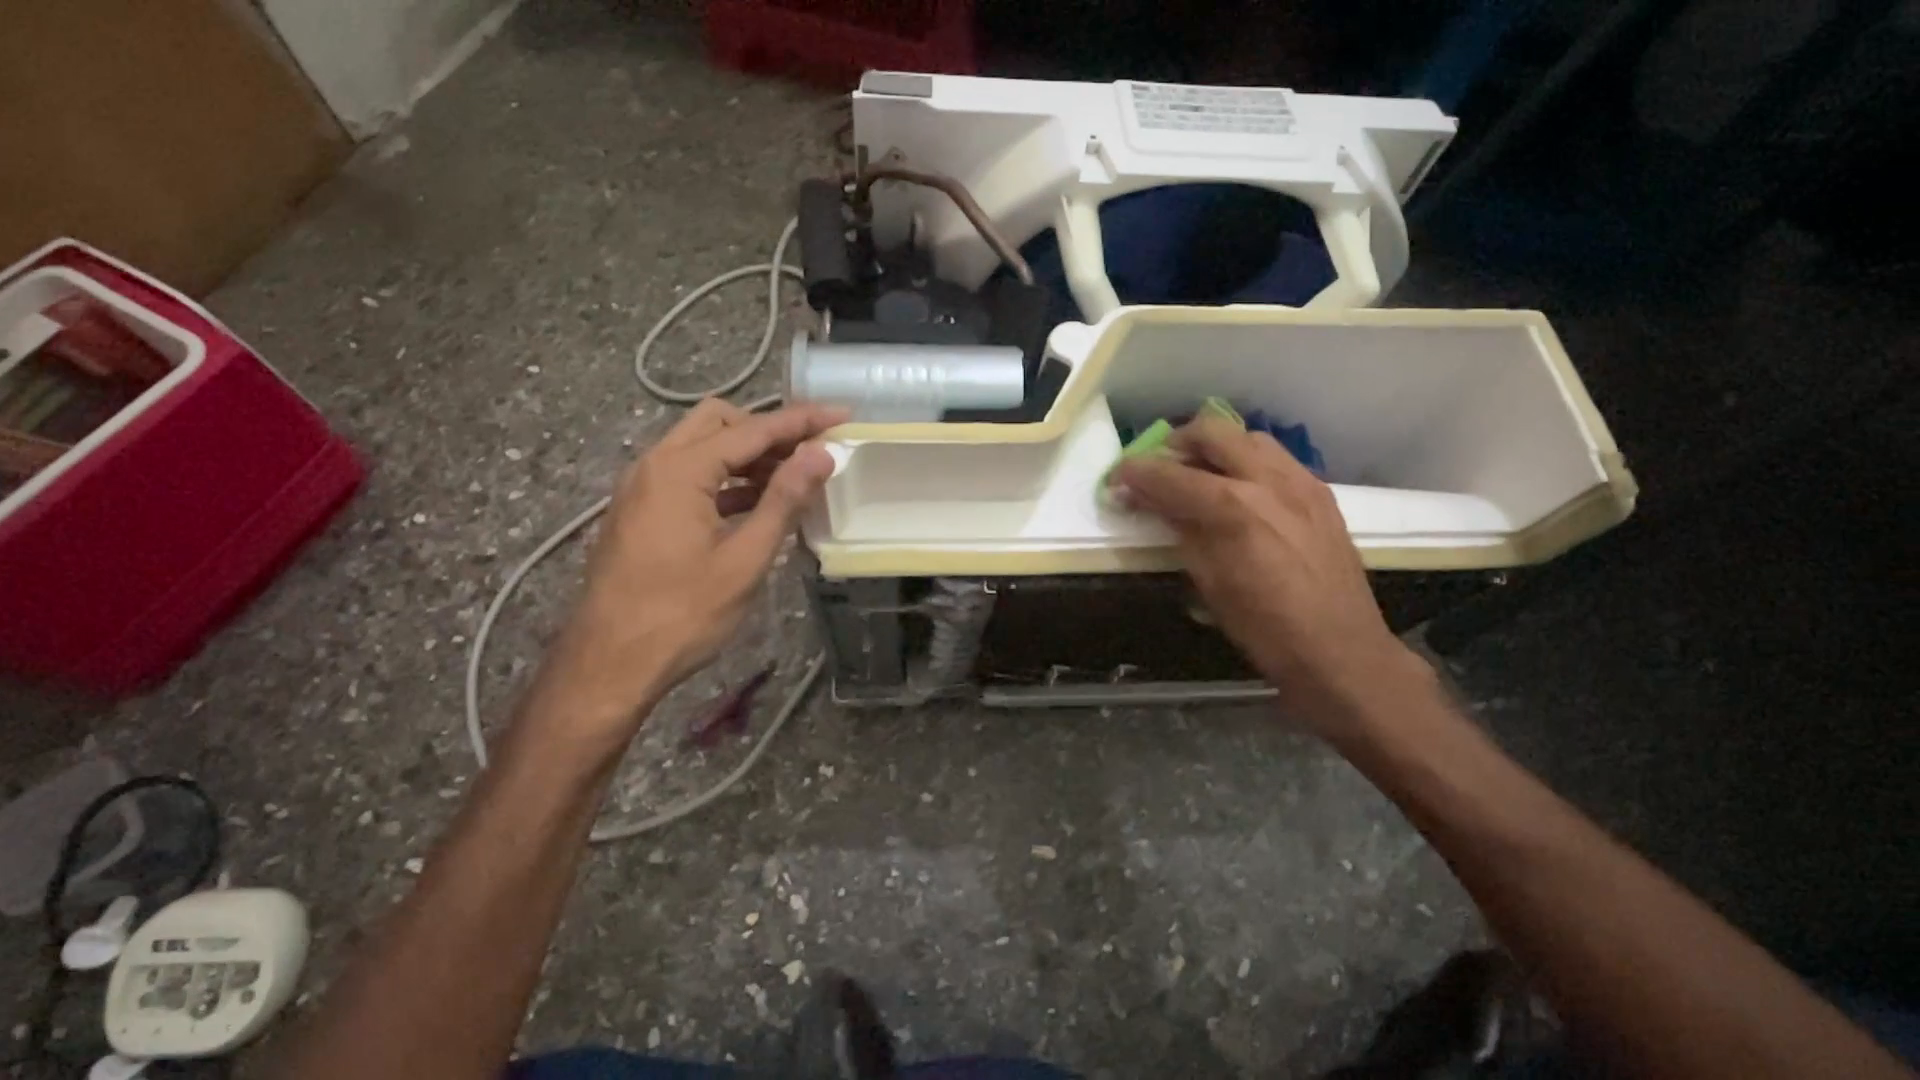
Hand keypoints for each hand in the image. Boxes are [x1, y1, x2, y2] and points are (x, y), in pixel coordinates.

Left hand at [531, 400, 846, 739]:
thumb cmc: (682, 614)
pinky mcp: (639, 512)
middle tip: (811, 452)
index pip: (751, 429)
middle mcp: (654, 465)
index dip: (801, 421)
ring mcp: (641, 488)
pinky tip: (755, 504)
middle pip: (718, 423)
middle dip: (768, 430)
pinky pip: (687, 476)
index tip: (842, 415)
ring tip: (793, 479)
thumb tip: (819, 455)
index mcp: (680, 470)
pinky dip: (723, 479)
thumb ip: (783, 500)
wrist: (609, 663)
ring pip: (700, 448)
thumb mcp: (744, 560)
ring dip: (746, 456)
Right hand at [1113, 416, 1424, 728]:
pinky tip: (1242, 494)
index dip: (1134, 473)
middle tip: (1158, 470)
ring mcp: (1300, 482)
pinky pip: (1277, 459)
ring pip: (1248, 438)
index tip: (1116, 480)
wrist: (1340, 651)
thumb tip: (1151, 503)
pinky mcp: (1321, 493)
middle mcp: (1267, 480)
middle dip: (1176, 444)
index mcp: (1232, 507)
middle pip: (1211, 431)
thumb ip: (1180, 531)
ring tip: (1200, 477)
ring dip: (1216, 448)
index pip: (1168, 474)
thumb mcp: (1208, 583)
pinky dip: (1249, 464)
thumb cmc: (1264, 630)